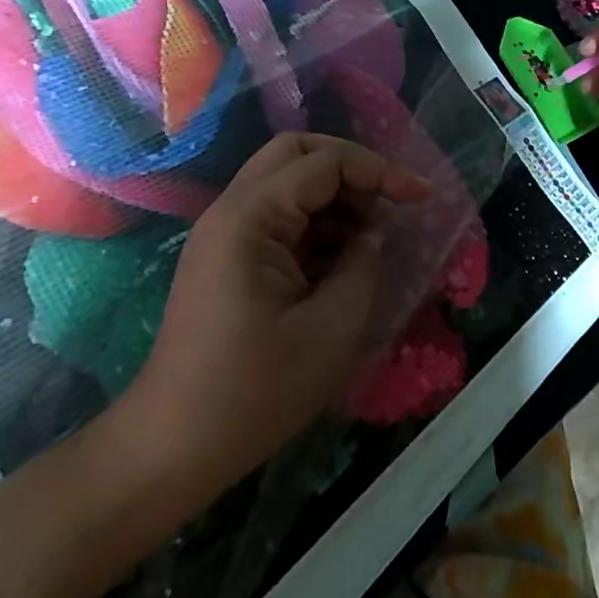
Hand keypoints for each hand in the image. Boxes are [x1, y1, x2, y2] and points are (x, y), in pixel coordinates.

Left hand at [120, 133, 433, 490]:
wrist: (175, 443)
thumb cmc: (256, 391)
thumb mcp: (331, 329)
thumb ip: (363, 265)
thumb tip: (373, 234)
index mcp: (249, 218)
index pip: (322, 162)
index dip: (379, 171)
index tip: (423, 197)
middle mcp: (229, 211)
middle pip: (295, 155)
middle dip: (351, 170)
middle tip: (390, 205)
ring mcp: (222, 234)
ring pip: (285, 183)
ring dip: (333, 198)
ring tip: (372, 240)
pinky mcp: (224, 258)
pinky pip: (274, 218)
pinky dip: (314, 225)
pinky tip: (341, 260)